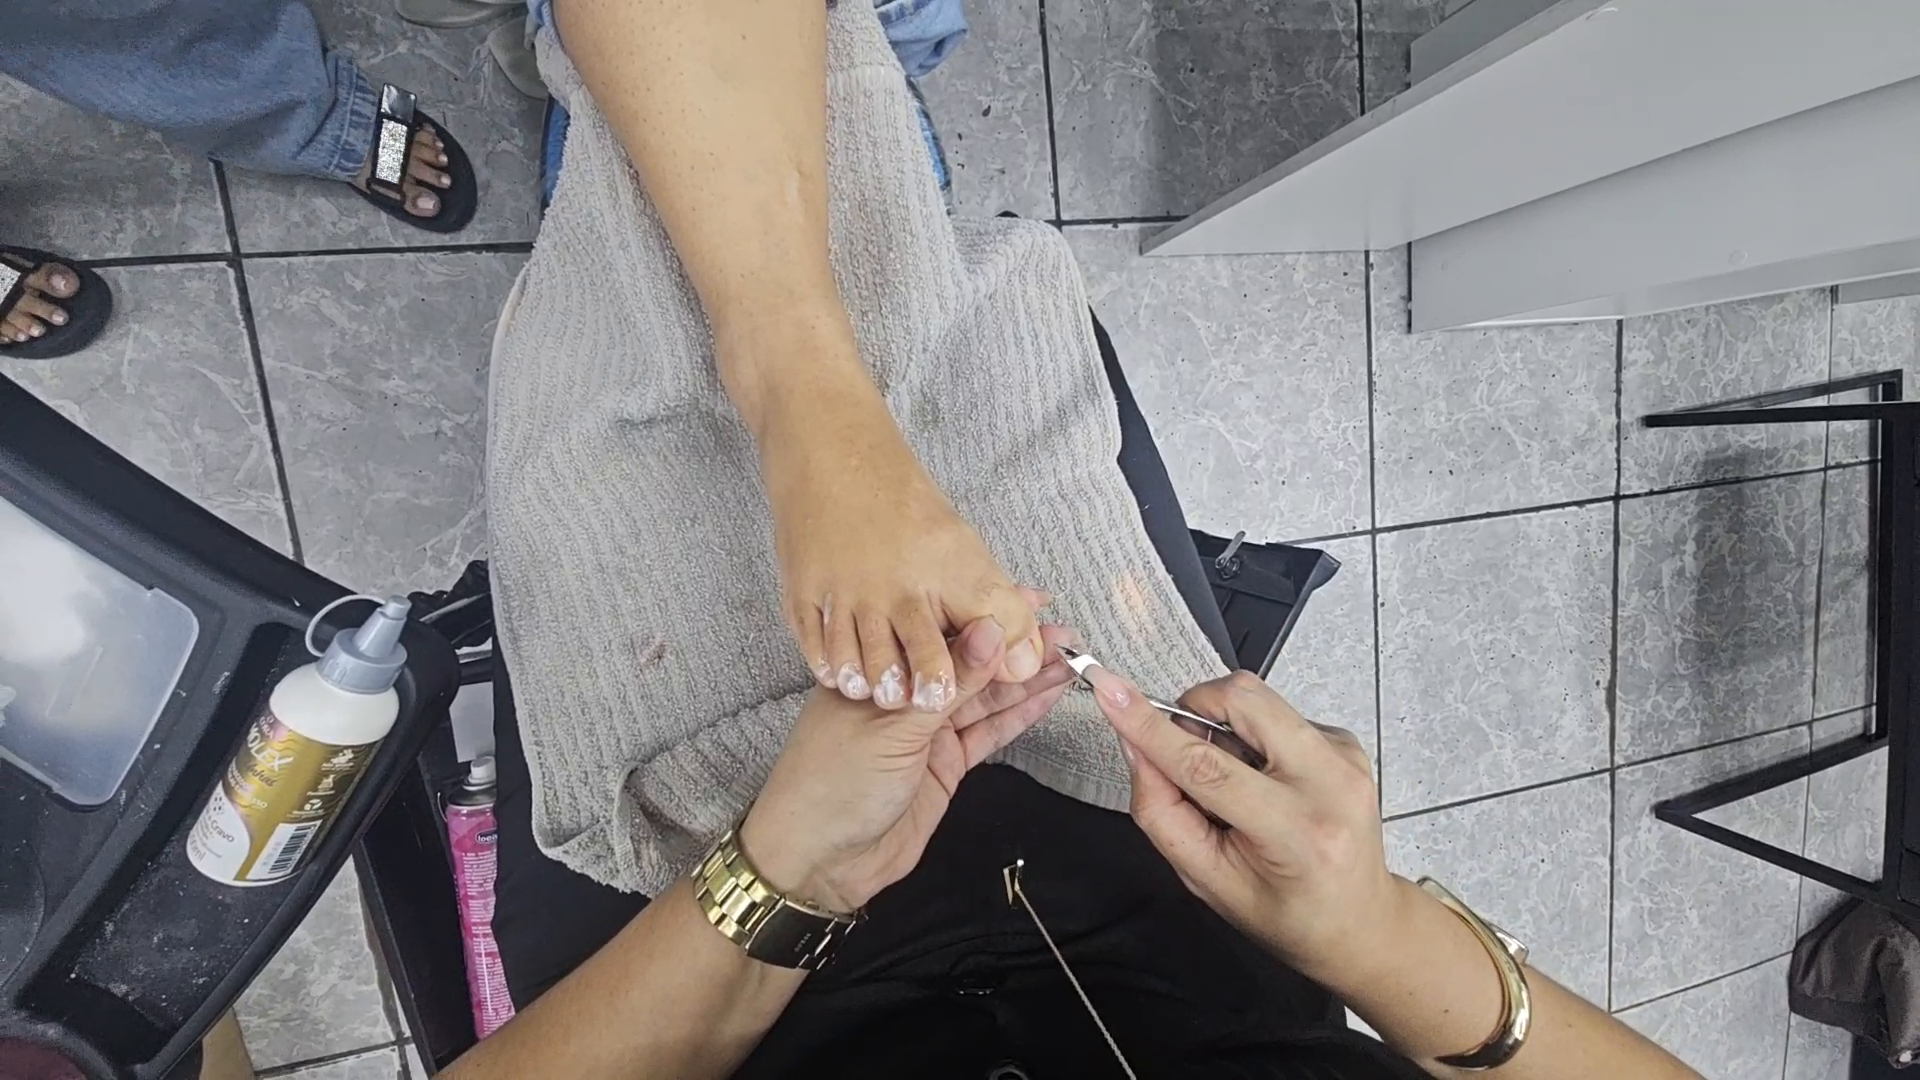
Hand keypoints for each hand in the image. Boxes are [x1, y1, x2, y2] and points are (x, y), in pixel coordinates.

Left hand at [739, 620, 1078, 912]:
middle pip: (973, 665)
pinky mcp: (945, 763)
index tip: (1033, 600)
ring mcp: (929, 730)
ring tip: (1070, 661)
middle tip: (1065, 634)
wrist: (819, 861)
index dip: (991, 614)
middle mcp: (910, 692)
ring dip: (1026, 680)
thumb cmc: (835, 781)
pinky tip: (1048, 697)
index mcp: (885, 668)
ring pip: (987, 698)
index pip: (946, 632)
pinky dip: (1018, 716)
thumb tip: (992, 627)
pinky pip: (988, 732)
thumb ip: (951, 682)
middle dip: (1018, 649)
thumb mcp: (894, 726)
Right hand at [759, 396, 1046, 712]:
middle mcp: (895, 588)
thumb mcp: (961, 543)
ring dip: (880, 688)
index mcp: (946, 570)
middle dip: (932, 694)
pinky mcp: (802, 593)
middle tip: (927, 698)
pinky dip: (834, 669)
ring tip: (886, 693)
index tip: (986, 678)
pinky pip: (818, 652)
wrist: (829, 448)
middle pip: (925, 670)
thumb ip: (997, 605)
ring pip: (867, 671)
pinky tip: (845, 672)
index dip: (994, 670)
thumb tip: (1029, 662)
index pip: (987, 639)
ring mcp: (845, 593)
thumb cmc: (900, 497)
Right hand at [1085, 667, 1397, 979]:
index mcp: (1295, 832)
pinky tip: (1262, 776)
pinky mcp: (1344, 739)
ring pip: (1255, 696)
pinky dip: (1249, 732)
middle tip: (1187, 754)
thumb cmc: (1282, 909)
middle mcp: (1330, 783)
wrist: (1361, 921)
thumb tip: (1133, 743)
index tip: (1109, 689)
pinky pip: (1273, 709)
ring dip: (1222, 724)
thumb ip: (1160, 810)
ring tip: (1231, 775)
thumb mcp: (1205, 880)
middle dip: (1194, 711)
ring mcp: (1344, 755)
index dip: (1148, 724)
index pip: (1205, 765)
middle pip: (1240, 700)